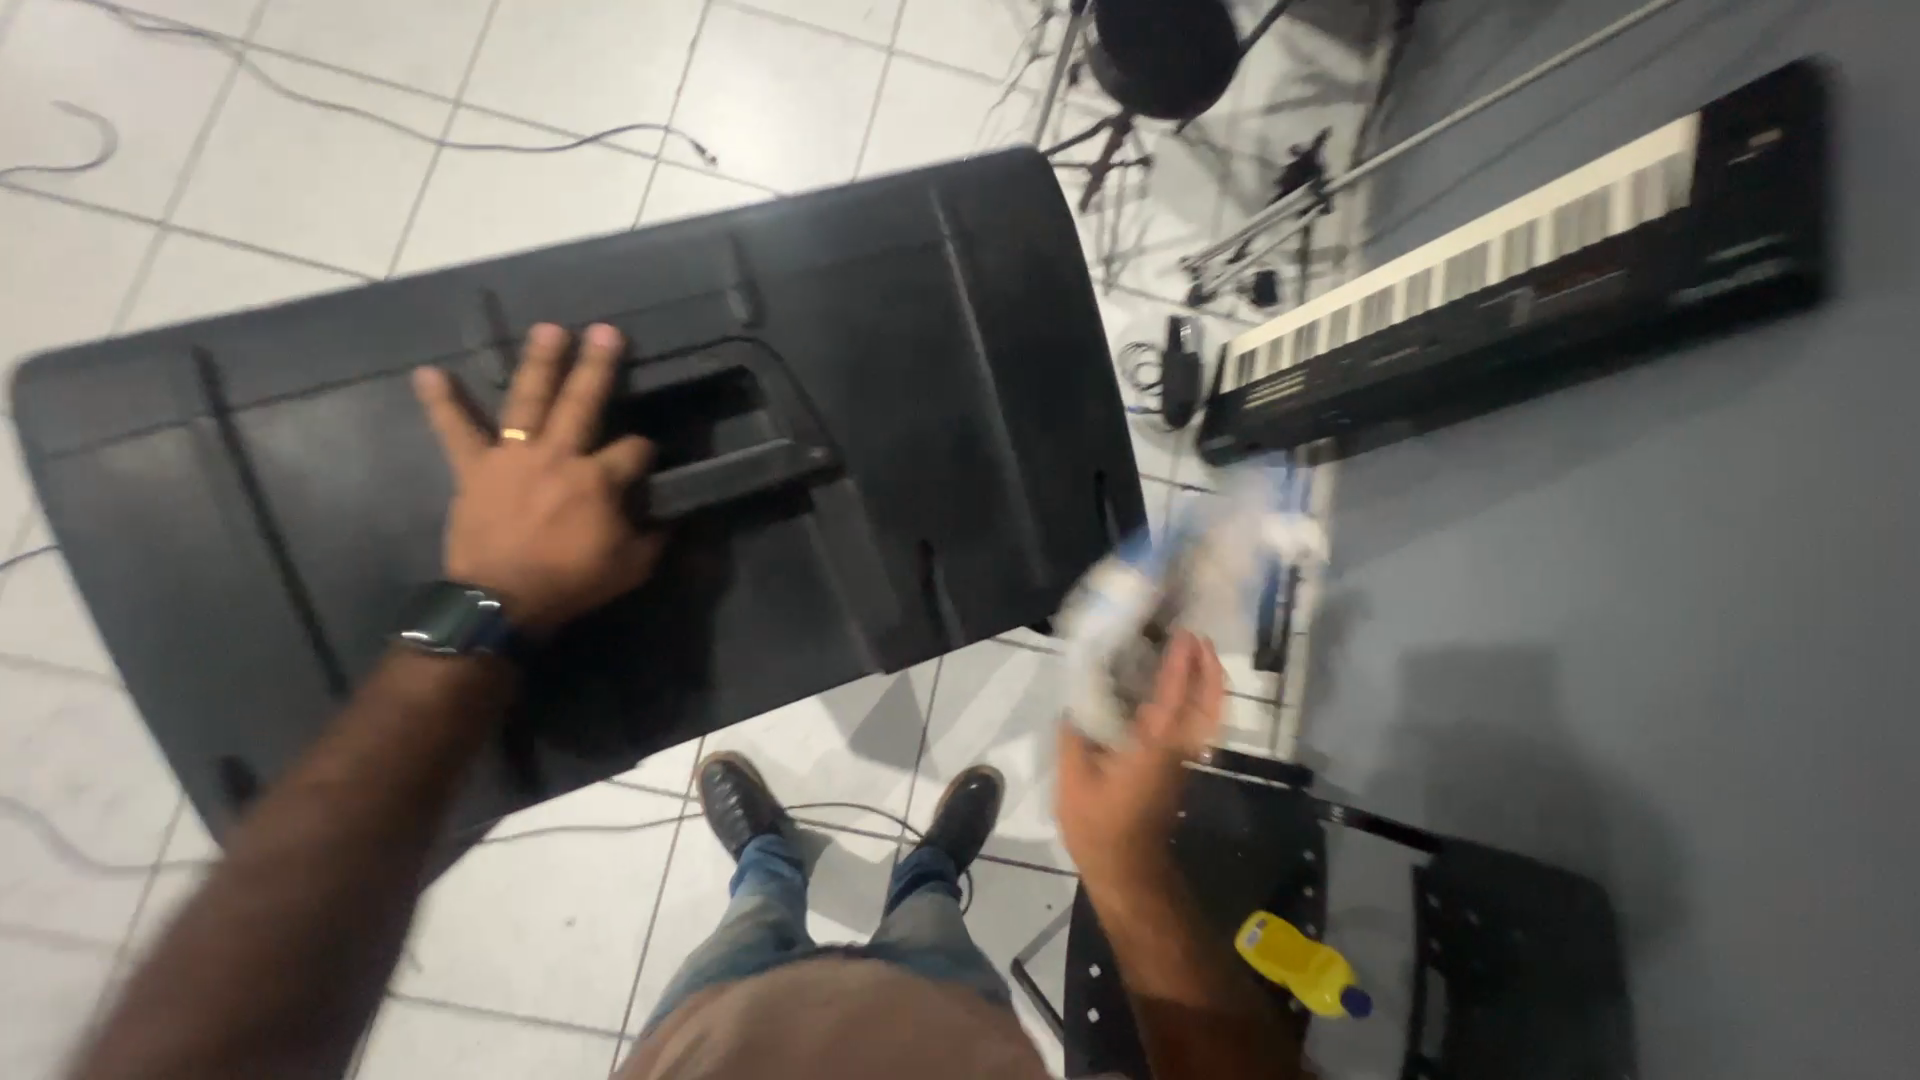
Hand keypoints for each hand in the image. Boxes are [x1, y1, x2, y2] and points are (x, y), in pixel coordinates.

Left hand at [412, 322, 663, 634]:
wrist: (502, 602)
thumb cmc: (572, 583)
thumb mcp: (633, 566)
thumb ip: (655, 535)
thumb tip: (671, 516)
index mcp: (599, 479)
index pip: (635, 450)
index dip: (646, 452)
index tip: (648, 462)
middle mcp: (558, 455)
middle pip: (584, 401)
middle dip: (599, 366)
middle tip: (607, 331)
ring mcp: (513, 456)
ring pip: (528, 400)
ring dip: (539, 363)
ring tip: (548, 329)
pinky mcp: (475, 468)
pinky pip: (456, 432)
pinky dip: (442, 403)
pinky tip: (429, 373)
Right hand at [1057, 630, 1223, 893]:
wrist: (1127, 870)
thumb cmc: (1099, 826)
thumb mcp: (1073, 780)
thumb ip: (1074, 737)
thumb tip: (1074, 706)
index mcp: (1153, 746)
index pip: (1173, 695)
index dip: (1181, 663)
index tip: (1184, 634)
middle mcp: (1177, 749)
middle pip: (1209, 704)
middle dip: (1210, 669)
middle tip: (1200, 638)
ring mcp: (1182, 761)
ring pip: (1209, 717)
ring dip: (1210, 685)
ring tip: (1197, 658)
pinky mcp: (1178, 770)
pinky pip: (1198, 726)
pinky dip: (1199, 701)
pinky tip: (1179, 693)